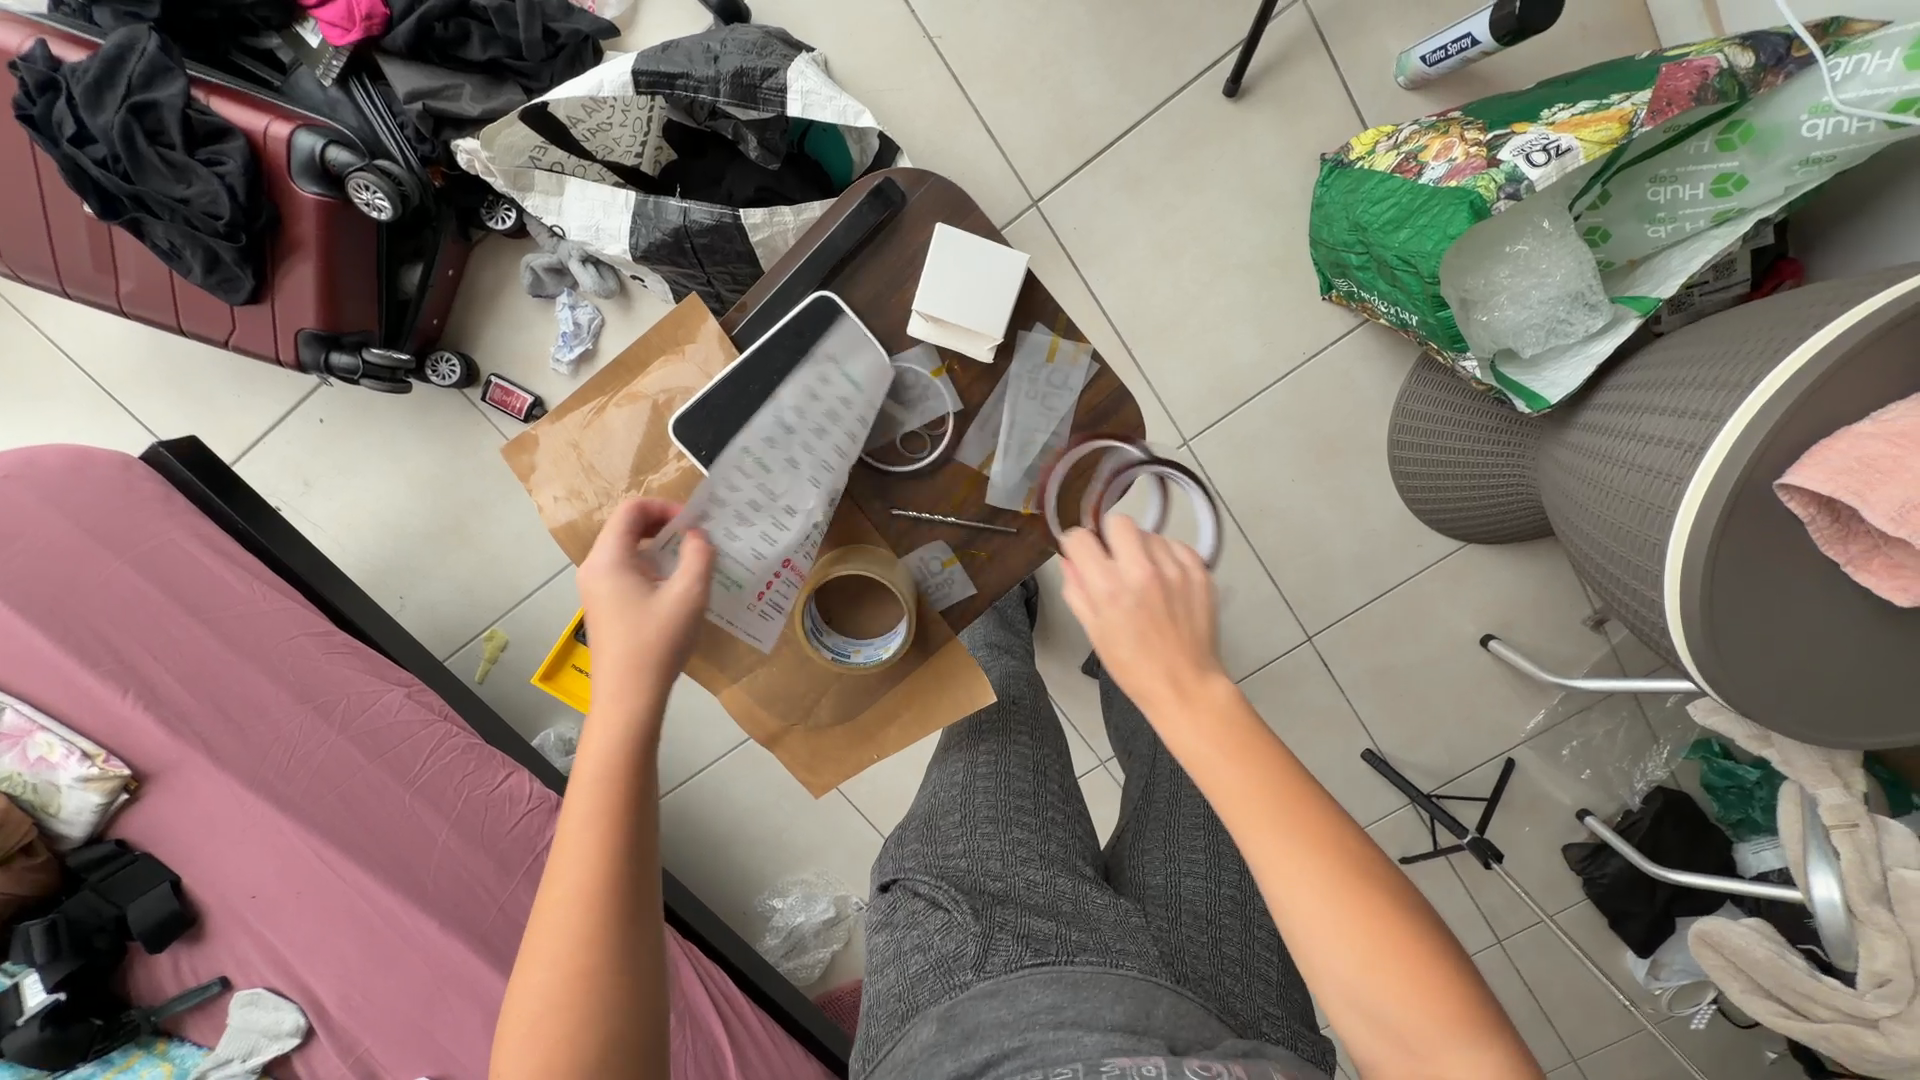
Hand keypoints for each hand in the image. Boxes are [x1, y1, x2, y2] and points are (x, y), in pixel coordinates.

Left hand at [577, 498, 713, 712]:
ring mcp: (596, 588)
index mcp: (608, 558)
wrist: (629, 697)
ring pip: (628, 550)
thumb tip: (697, 536)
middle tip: (697, 539)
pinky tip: (676, 587)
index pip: (632, 510)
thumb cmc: (658, 642)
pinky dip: (652, 567)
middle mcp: (594, 567)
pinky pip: (626, 571)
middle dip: (664, 525)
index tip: (695, 524)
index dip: (665, 507)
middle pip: (627, 527)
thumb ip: (698, 555)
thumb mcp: (689, 594)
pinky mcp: (604, 606)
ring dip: (660, 548)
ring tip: (691, 562)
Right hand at [1058, 516, 1228, 718]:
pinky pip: (1176, 546)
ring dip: (1142, 549)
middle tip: (1115, 560)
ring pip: (1150, 534)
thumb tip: (1069, 560)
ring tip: (1145, 576)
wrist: (1184, 684)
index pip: (1080, 538)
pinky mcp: (1199, 571)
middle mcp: (1141, 570)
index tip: (1082, 555)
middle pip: (1119, 522)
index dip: (1077, 545)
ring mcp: (1174, 569)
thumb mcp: (1094, 630)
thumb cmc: (1132, 665)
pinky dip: (1167, 558)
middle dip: (1111, 537)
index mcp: (1108, 588)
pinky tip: (1166, 581)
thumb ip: (1077, 590)